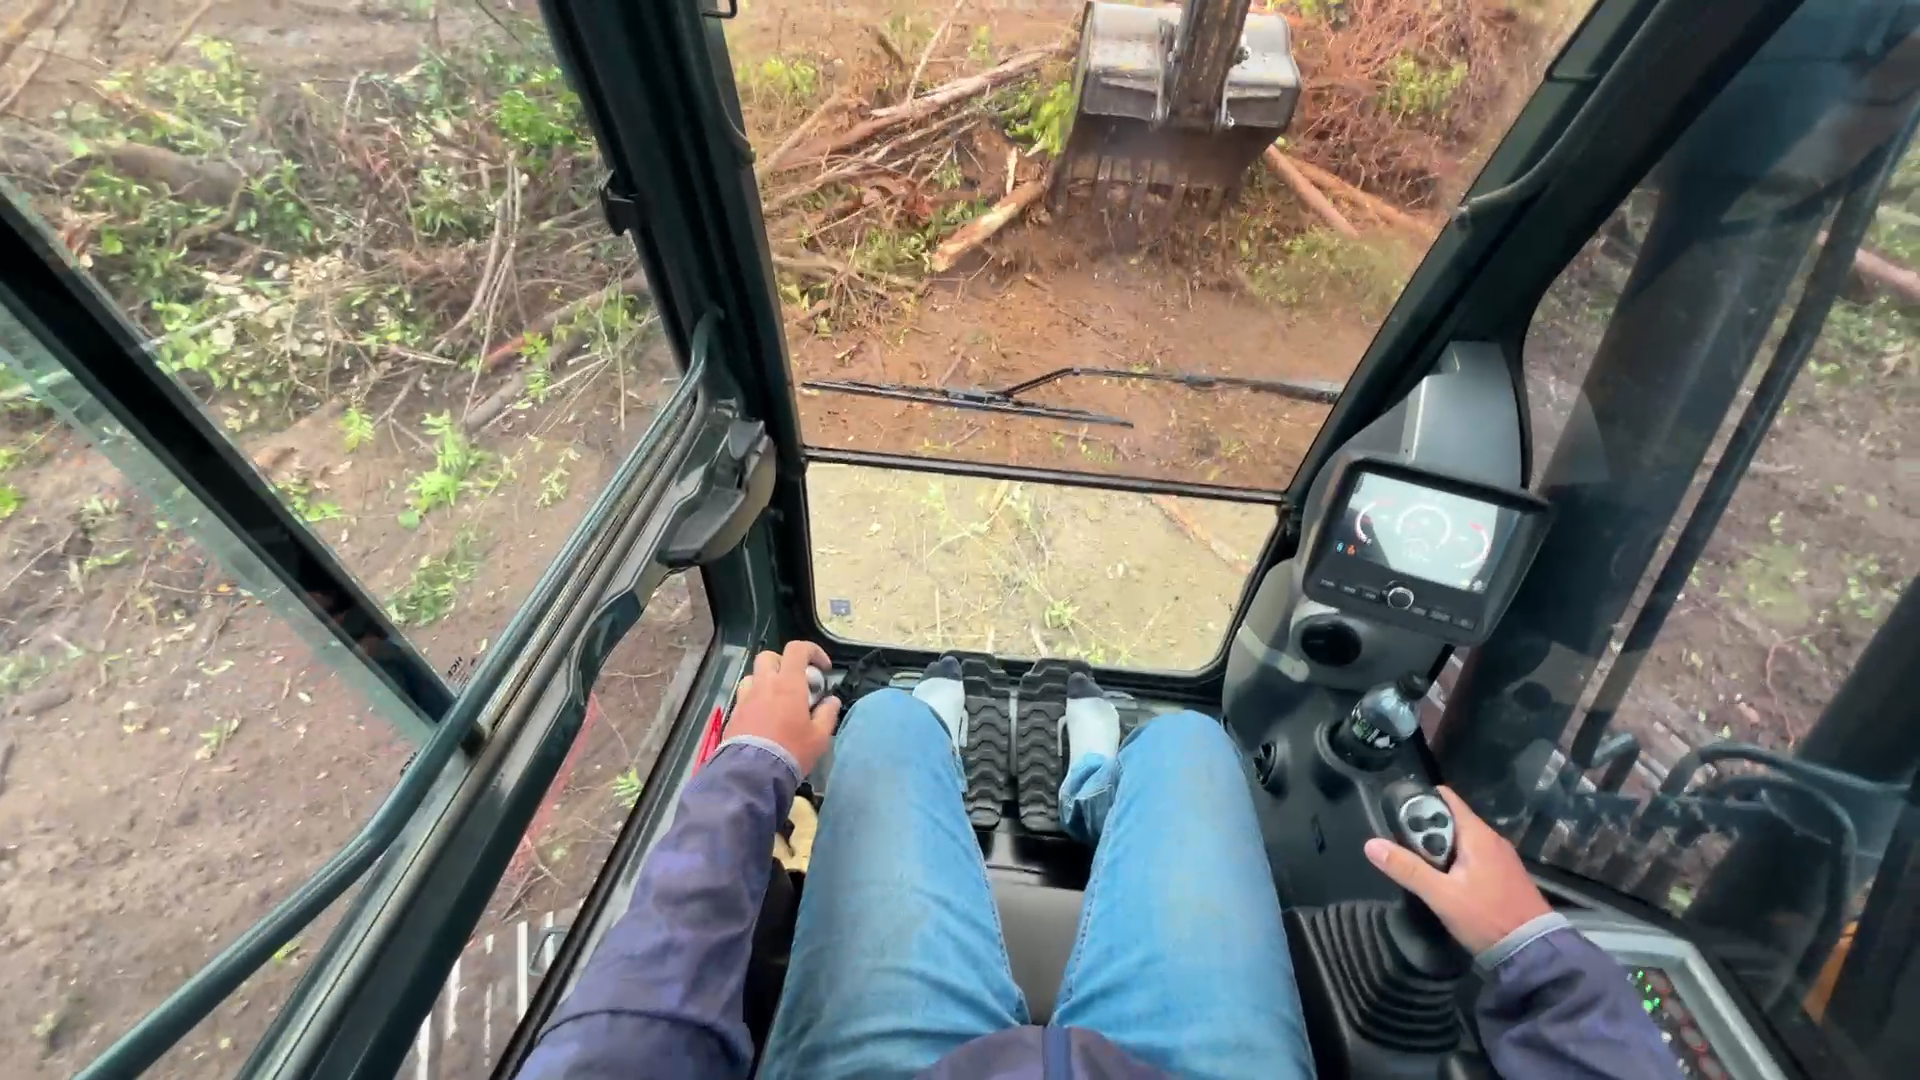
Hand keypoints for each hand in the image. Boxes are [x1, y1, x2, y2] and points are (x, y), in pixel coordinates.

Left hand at [727, 640, 840, 776]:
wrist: (752, 774)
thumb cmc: (791, 750)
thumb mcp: (819, 736)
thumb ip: (827, 714)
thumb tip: (831, 700)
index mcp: (787, 683)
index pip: (797, 649)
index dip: (813, 651)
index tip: (823, 668)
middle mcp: (764, 684)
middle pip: (770, 657)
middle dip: (784, 663)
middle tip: (796, 682)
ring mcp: (745, 699)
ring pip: (753, 676)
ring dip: (766, 681)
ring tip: (777, 701)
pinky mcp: (733, 715)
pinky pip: (744, 698)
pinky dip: (756, 701)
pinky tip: (764, 720)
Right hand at [1364, 785, 1551, 954]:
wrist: (1538, 957)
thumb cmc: (1488, 918)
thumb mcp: (1441, 895)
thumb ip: (1407, 869)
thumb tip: (1371, 844)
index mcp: (1478, 835)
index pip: (1445, 798)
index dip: (1418, 800)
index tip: (1395, 813)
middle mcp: (1492, 840)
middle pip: (1449, 819)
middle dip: (1425, 829)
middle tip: (1404, 847)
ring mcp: (1502, 859)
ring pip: (1461, 840)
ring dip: (1438, 848)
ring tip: (1418, 866)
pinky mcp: (1505, 877)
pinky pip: (1473, 857)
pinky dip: (1455, 861)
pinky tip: (1445, 881)